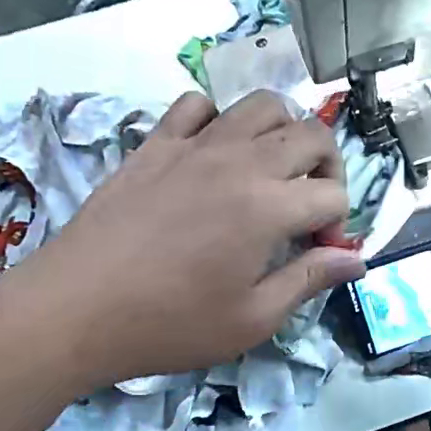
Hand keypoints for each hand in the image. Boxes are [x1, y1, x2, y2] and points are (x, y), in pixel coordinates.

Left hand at [0, 91, 364, 388]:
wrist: (74, 311)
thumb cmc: (170, 324)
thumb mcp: (253, 319)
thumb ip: (309, 280)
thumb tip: (357, 261)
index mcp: (270, 207)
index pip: (335, 195)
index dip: (339, 225)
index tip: (319, 255)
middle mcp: (241, 162)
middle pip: (313, 135)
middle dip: (329, 168)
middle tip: (311, 208)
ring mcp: (195, 146)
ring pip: (262, 106)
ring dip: (284, 133)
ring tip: (272, 173)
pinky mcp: (155, 145)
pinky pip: (197, 105)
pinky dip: (218, 121)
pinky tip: (213, 155)